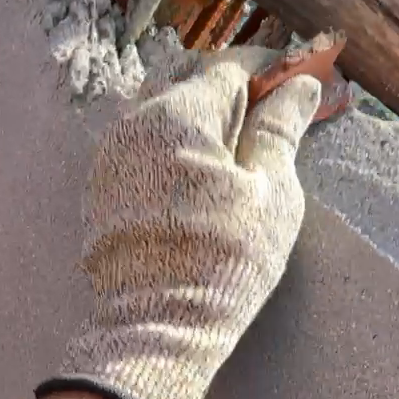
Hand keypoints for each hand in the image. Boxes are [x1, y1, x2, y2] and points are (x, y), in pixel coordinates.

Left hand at [39, 48, 323, 398]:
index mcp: (179, 113)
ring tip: (231, 153)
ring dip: (196, 122)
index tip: (300, 83)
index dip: (271, 72)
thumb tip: (298, 85)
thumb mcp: (270, 195)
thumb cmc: (222, 263)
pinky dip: (168, 152)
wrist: (154, 329)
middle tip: (267, 119)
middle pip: (188, 85)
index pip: (230, 69)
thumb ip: (279, 132)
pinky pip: (138, 153)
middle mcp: (134, 124)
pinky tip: (191, 181)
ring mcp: (109, 159)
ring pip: (158, 117)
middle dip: (230, 93)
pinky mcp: (98, 194)